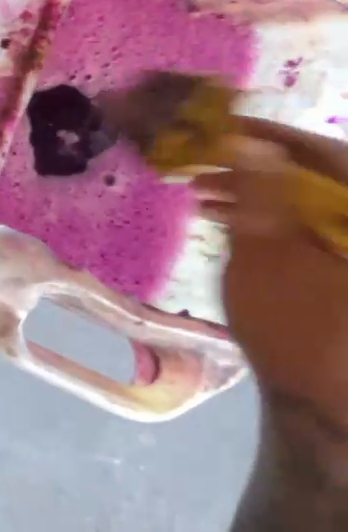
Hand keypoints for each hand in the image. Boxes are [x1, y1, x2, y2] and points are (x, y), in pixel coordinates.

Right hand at [205, 119, 347, 422]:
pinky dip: (284, 220)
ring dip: (267, 193)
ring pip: (326, 207)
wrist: (329, 409)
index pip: (333, 158)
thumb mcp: (265, 254)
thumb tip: (246, 140)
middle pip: (331, 181)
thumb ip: (261, 193)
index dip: (274, 136)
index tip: (218, 124)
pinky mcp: (346, 273)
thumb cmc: (297, 327)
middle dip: (262, 166)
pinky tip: (236, 223)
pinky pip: (326, 231)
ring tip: (204, 194)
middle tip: (200, 161)